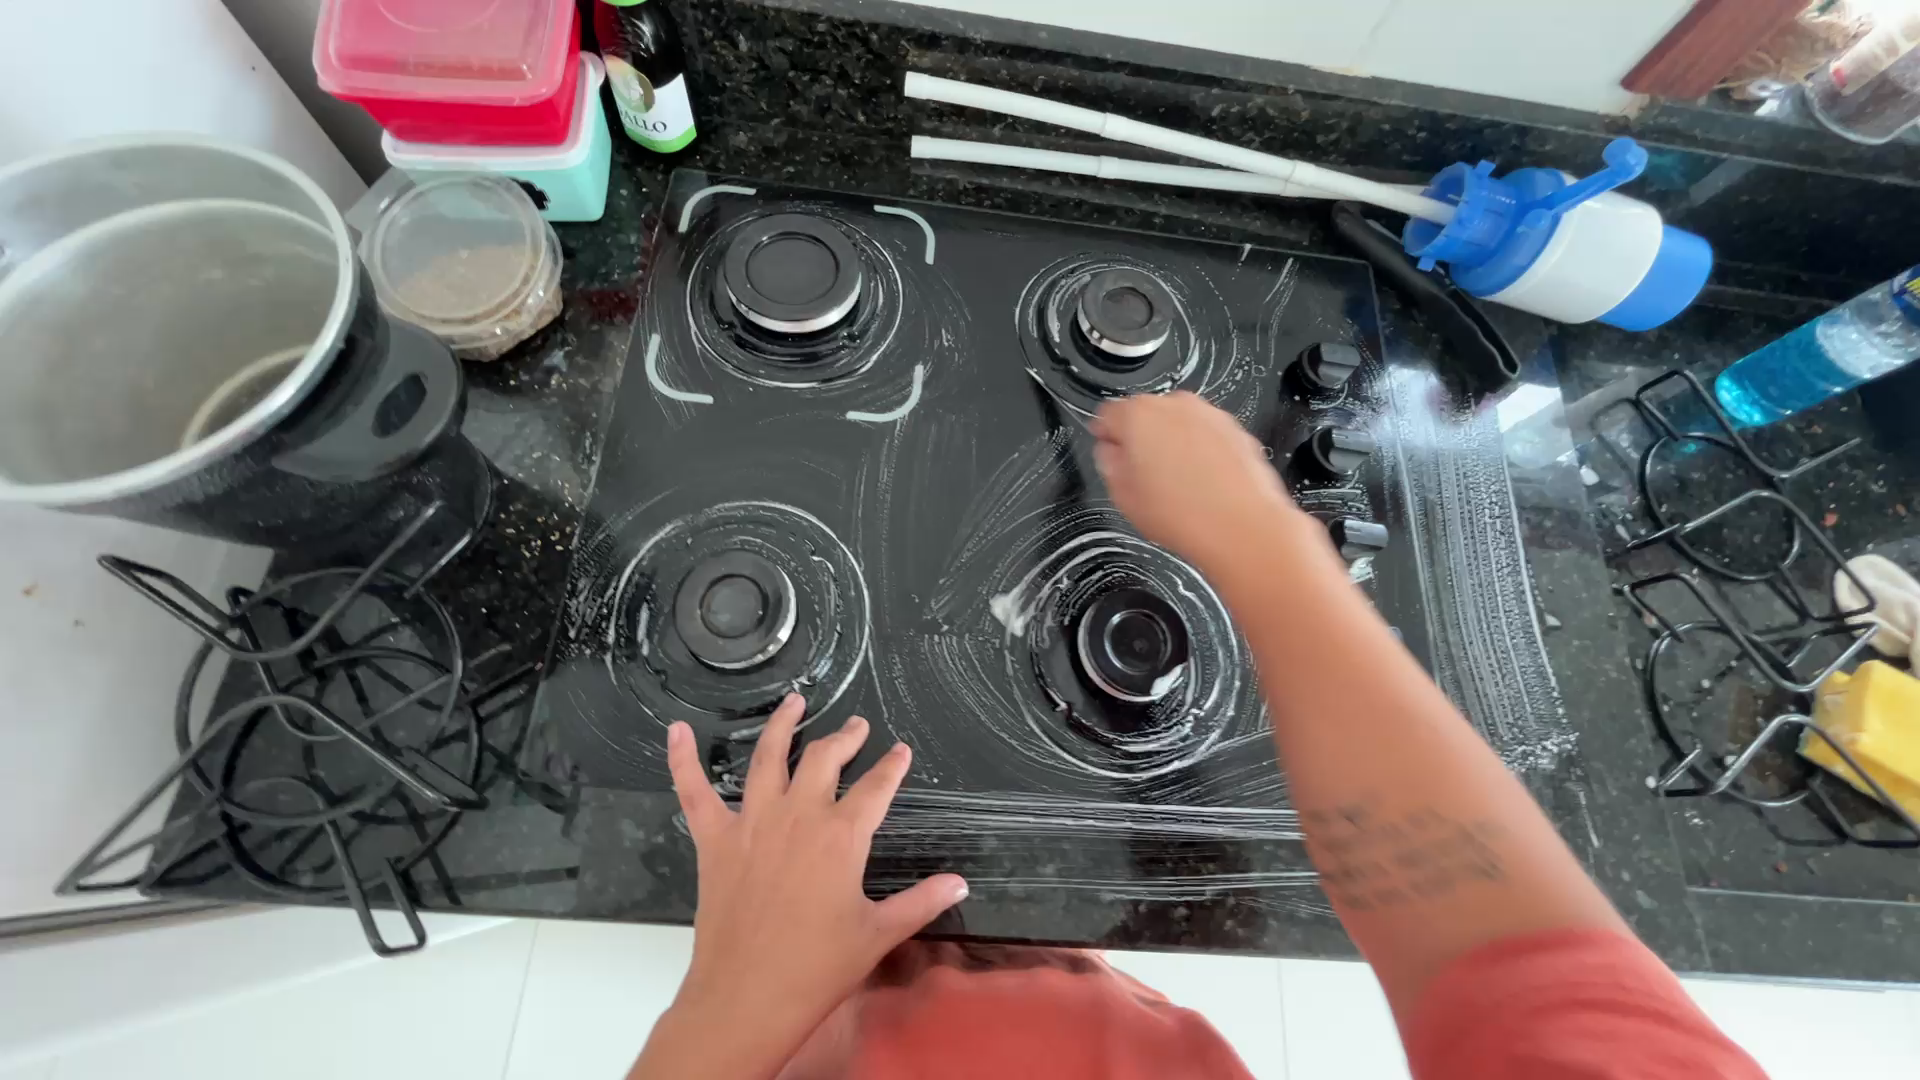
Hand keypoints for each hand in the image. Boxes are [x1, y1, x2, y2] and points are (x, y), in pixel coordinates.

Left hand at [640, 694, 966, 1078]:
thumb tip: (961, 882)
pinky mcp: (715, 839)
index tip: (900, 750)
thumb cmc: (817, 968)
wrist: (746, 998)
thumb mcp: (879, 934)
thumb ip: (922, 902)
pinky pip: (694, 792)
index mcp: (841, 836)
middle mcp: (799, 815)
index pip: (876, 787)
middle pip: (825, 759)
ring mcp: (753, 822)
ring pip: (768, 758)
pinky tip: (678, 730)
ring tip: (795, 701)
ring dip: (783, 725)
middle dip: (846, 737)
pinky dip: (684, 759)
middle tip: (857, 726)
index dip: (892, 766)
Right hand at [1091, 391, 1305, 568]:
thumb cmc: (1185, 516)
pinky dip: (1201, 452)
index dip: (1106, 437)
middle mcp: (1175, 405)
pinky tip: (1201, 485)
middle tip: (1142, 476)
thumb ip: (1109, 464)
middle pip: (1145, 415)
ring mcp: (1209, 415)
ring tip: (1176, 486)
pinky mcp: (1235, 430)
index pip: (1107, 414)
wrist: (1242, 528)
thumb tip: (1111, 455)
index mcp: (1137, 416)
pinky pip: (1206, 436)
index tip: (1110, 454)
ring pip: (1178, 424)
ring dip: (1172, 445)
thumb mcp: (1123, 497)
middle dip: (1141, 440)